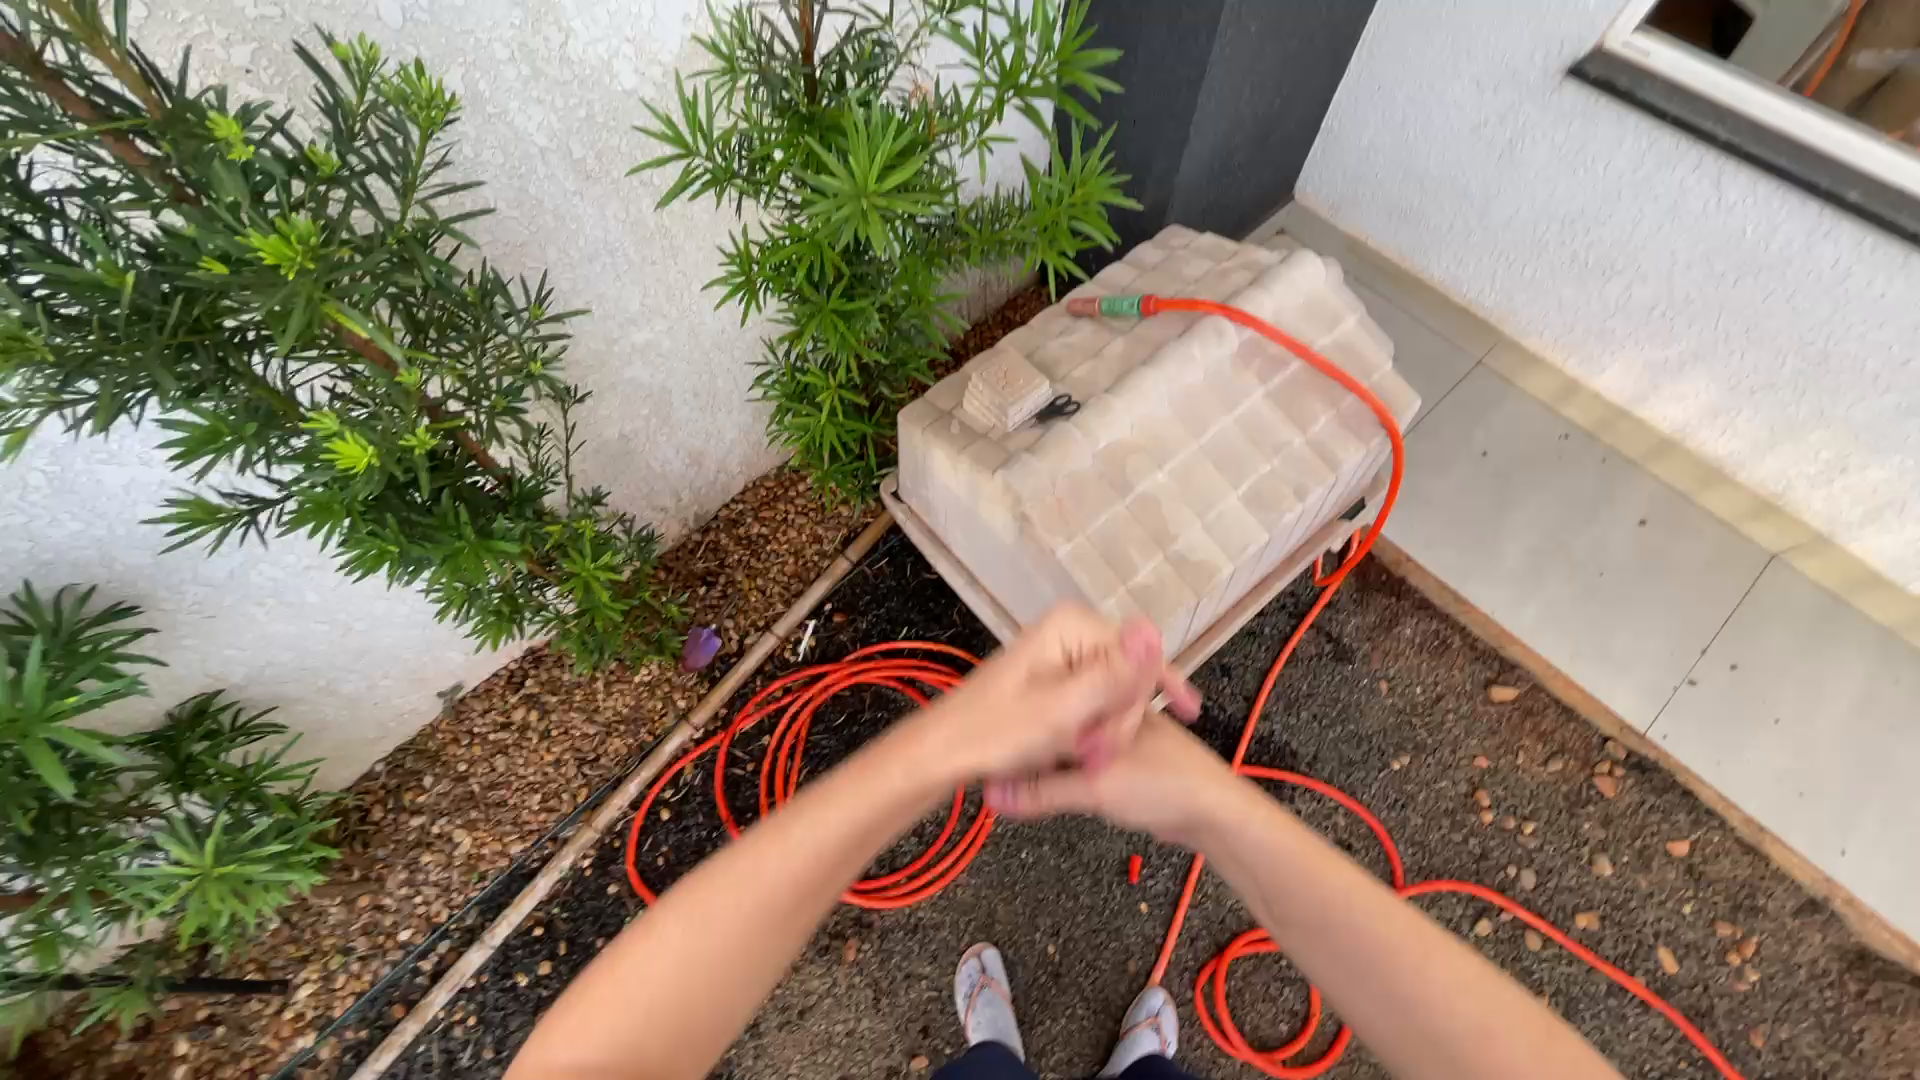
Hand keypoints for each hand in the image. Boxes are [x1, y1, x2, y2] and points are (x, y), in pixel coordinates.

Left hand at [911, 603, 1200, 782]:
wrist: (946, 750)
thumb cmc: (997, 733)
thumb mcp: (1063, 710)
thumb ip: (1113, 673)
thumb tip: (1154, 628)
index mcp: (1072, 625)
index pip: (1142, 659)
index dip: (1137, 705)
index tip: (1114, 744)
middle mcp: (1072, 629)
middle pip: (1130, 675)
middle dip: (1117, 721)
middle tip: (1091, 758)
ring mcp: (1064, 651)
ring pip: (1117, 691)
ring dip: (1106, 730)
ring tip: (1082, 759)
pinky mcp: (1058, 674)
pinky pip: (1097, 697)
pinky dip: (1095, 727)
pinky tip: (1087, 753)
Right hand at [983, 712, 1243, 846]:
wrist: (1218, 816)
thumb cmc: (1161, 784)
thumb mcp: (1094, 787)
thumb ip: (1042, 791)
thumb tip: (990, 794)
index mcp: (1107, 701)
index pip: (1056, 698)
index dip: (1025, 714)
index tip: (994, 733)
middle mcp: (1114, 714)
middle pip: (1063, 722)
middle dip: (1034, 739)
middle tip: (999, 760)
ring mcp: (1125, 741)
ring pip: (1077, 745)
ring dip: (1052, 760)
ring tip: (1016, 774)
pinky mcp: (1132, 767)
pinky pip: (1090, 763)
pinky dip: (1071, 773)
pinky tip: (1053, 788)